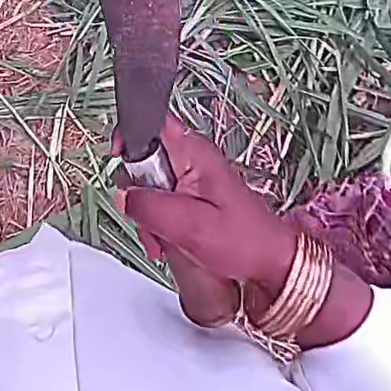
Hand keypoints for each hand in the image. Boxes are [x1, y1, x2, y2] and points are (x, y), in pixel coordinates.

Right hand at [121, 116, 296, 299]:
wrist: (271, 267)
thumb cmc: (244, 242)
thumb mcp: (188, 225)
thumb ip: (148, 206)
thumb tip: (124, 196)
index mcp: (193, 152)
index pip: (152, 123)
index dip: (129, 136)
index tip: (119, 157)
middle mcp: (191, 158)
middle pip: (142, 159)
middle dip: (136, 192)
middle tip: (148, 217)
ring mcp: (191, 177)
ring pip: (148, 184)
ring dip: (147, 213)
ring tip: (163, 238)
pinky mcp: (191, 195)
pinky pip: (160, 200)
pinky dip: (157, 221)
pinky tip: (168, 240)